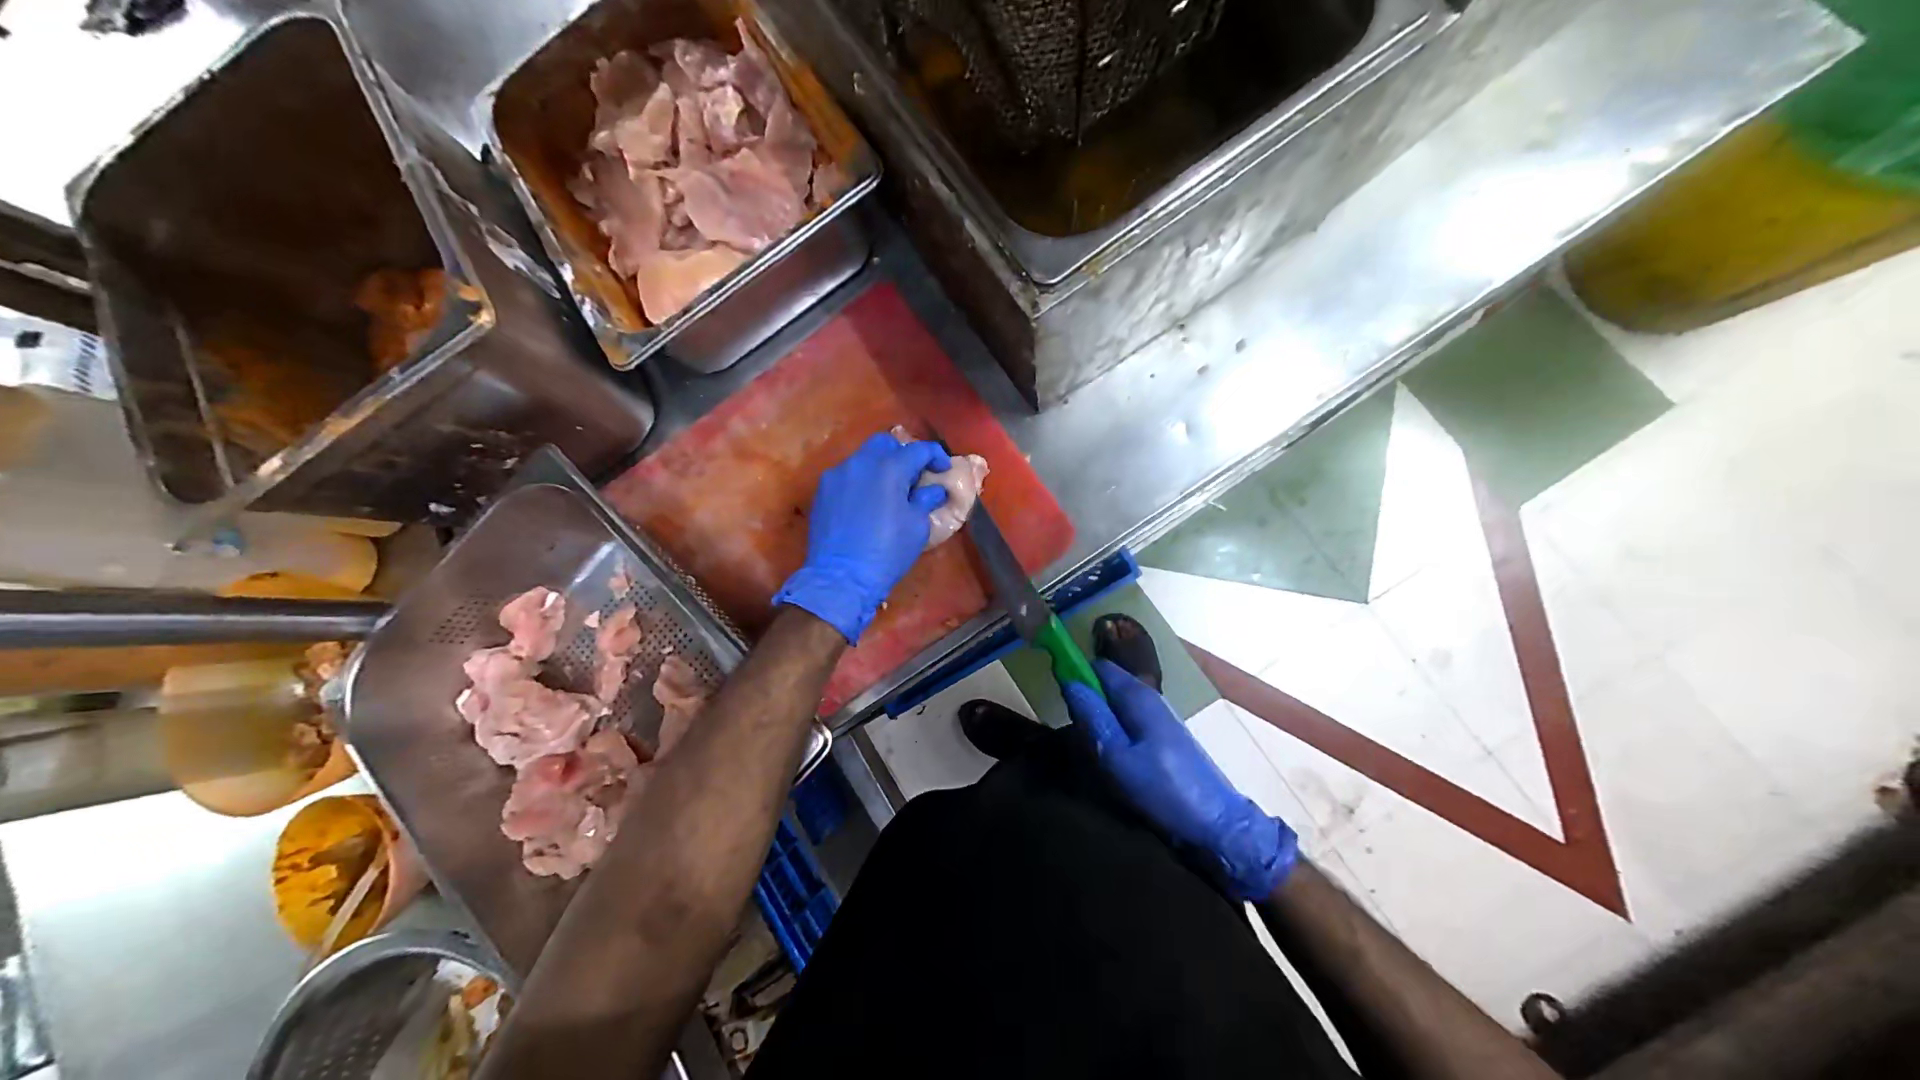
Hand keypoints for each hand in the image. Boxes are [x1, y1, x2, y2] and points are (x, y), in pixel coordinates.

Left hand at [773, 431, 950, 642]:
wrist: (841, 578)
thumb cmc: (887, 551)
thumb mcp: (916, 527)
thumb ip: (925, 500)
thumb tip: (933, 490)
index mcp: (889, 467)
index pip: (918, 449)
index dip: (935, 456)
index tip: (943, 469)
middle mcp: (861, 462)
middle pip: (885, 443)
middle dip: (902, 454)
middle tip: (913, 476)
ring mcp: (837, 475)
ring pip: (863, 458)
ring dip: (880, 467)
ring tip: (889, 491)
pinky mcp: (822, 491)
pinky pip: (846, 476)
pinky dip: (861, 481)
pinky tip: (866, 503)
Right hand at [1064, 659, 1296, 899]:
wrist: (1216, 825)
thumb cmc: (1162, 789)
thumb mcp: (1116, 756)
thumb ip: (1092, 716)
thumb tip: (1068, 680)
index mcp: (1138, 696)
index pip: (1099, 666)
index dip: (1074, 672)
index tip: (1054, 692)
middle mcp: (1151, 699)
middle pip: (1108, 685)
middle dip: (1086, 700)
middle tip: (1069, 730)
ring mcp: (1160, 719)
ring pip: (1117, 706)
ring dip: (1099, 720)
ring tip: (1085, 748)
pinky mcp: (1165, 739)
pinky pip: (1129, 723)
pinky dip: (1114, 733)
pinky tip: (1108, 758)